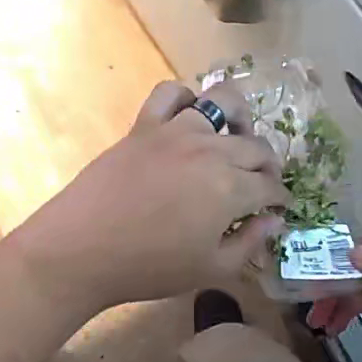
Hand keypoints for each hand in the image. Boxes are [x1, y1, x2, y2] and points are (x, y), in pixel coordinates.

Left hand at [5, 81, 287, 316]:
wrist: (82, 250)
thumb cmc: (150, 267)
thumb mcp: (211, 268)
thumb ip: (250, 242)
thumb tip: (275, 220)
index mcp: (231, 189)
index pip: (271, 186)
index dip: (279, 199)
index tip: (278, 208)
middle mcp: (211, 151)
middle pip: (257, 146)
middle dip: (268, 166)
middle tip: (261, 184)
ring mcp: (176, 131)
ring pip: (224, 104)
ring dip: (241, 122)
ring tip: (235, 141)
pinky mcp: (145, 125)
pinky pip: (171, 93)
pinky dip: (187, 98)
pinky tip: (190, 119)